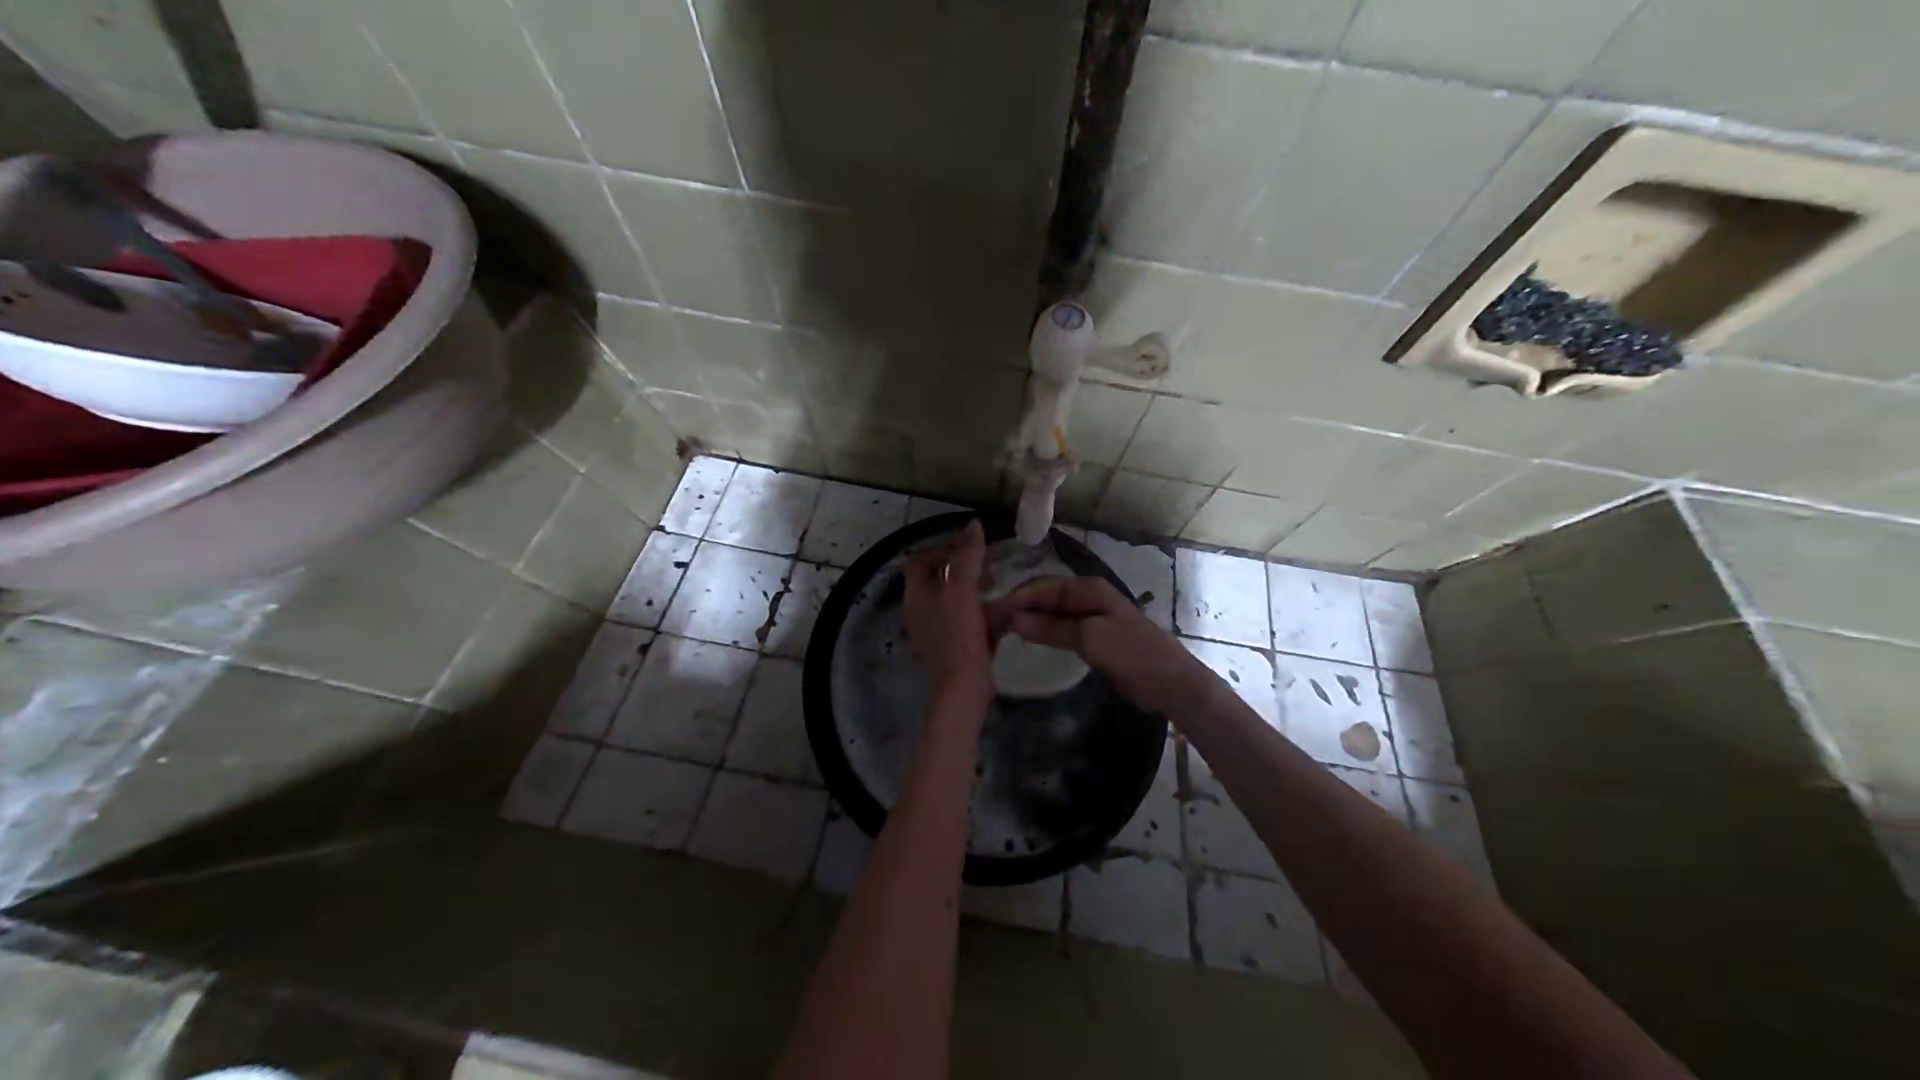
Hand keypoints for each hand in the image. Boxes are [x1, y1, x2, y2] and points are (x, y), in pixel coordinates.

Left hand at [903, 519, 992, 698]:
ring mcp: (936, 629)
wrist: (962, 688)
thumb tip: (973, 524)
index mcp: (916, 594)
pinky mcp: (953, 646)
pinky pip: (966, 622)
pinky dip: (983, 616)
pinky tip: (1004, 617)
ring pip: (955, 601)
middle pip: (939, 579)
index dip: (942, 549)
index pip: (919, 559)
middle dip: (965, 571)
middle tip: (989, 571)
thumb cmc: (958, 635)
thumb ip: (967, 556)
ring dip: (977, 594)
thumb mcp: (963, 590)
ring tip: (999, 592)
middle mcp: (921, 610)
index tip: (969, 550)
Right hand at [987, 575, 1206, 715]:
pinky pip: (1062, 630)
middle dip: (1021, 608)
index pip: (1043, 586)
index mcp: (1088, 588)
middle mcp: (1088, 598)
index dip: (1017, 597)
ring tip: (1003, 633)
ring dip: (1031, 621)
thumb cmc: (1131, 652)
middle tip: (992, 625)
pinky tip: (1029, 642)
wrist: (1169, 682)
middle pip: (1046, 598)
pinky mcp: (1094, 639)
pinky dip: (1045, 633)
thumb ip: (1051, 627)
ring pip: (1052, 615)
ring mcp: (1091, 618)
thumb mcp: (1088, 637)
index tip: (992, 612)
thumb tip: (1015, 618)